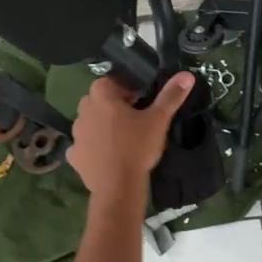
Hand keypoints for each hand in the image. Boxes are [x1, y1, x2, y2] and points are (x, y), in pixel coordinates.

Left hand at [68, 71, 194, 199]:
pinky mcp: (74, 155)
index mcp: (102, 97)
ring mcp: (76, 134)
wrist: (118, 186)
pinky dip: (91, 147)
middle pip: (97, 100)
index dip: (124, 89)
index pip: (109, 82)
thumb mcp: (158, 120)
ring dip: (100, 124)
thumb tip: (187, 75)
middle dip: (112, 105)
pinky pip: (82, 145)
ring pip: (89, 122)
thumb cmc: (137, 147)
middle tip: (132, 118)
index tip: (139, 101)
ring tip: (120, 137)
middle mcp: (84, 111)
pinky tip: (105, 155)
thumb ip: (171, 96)